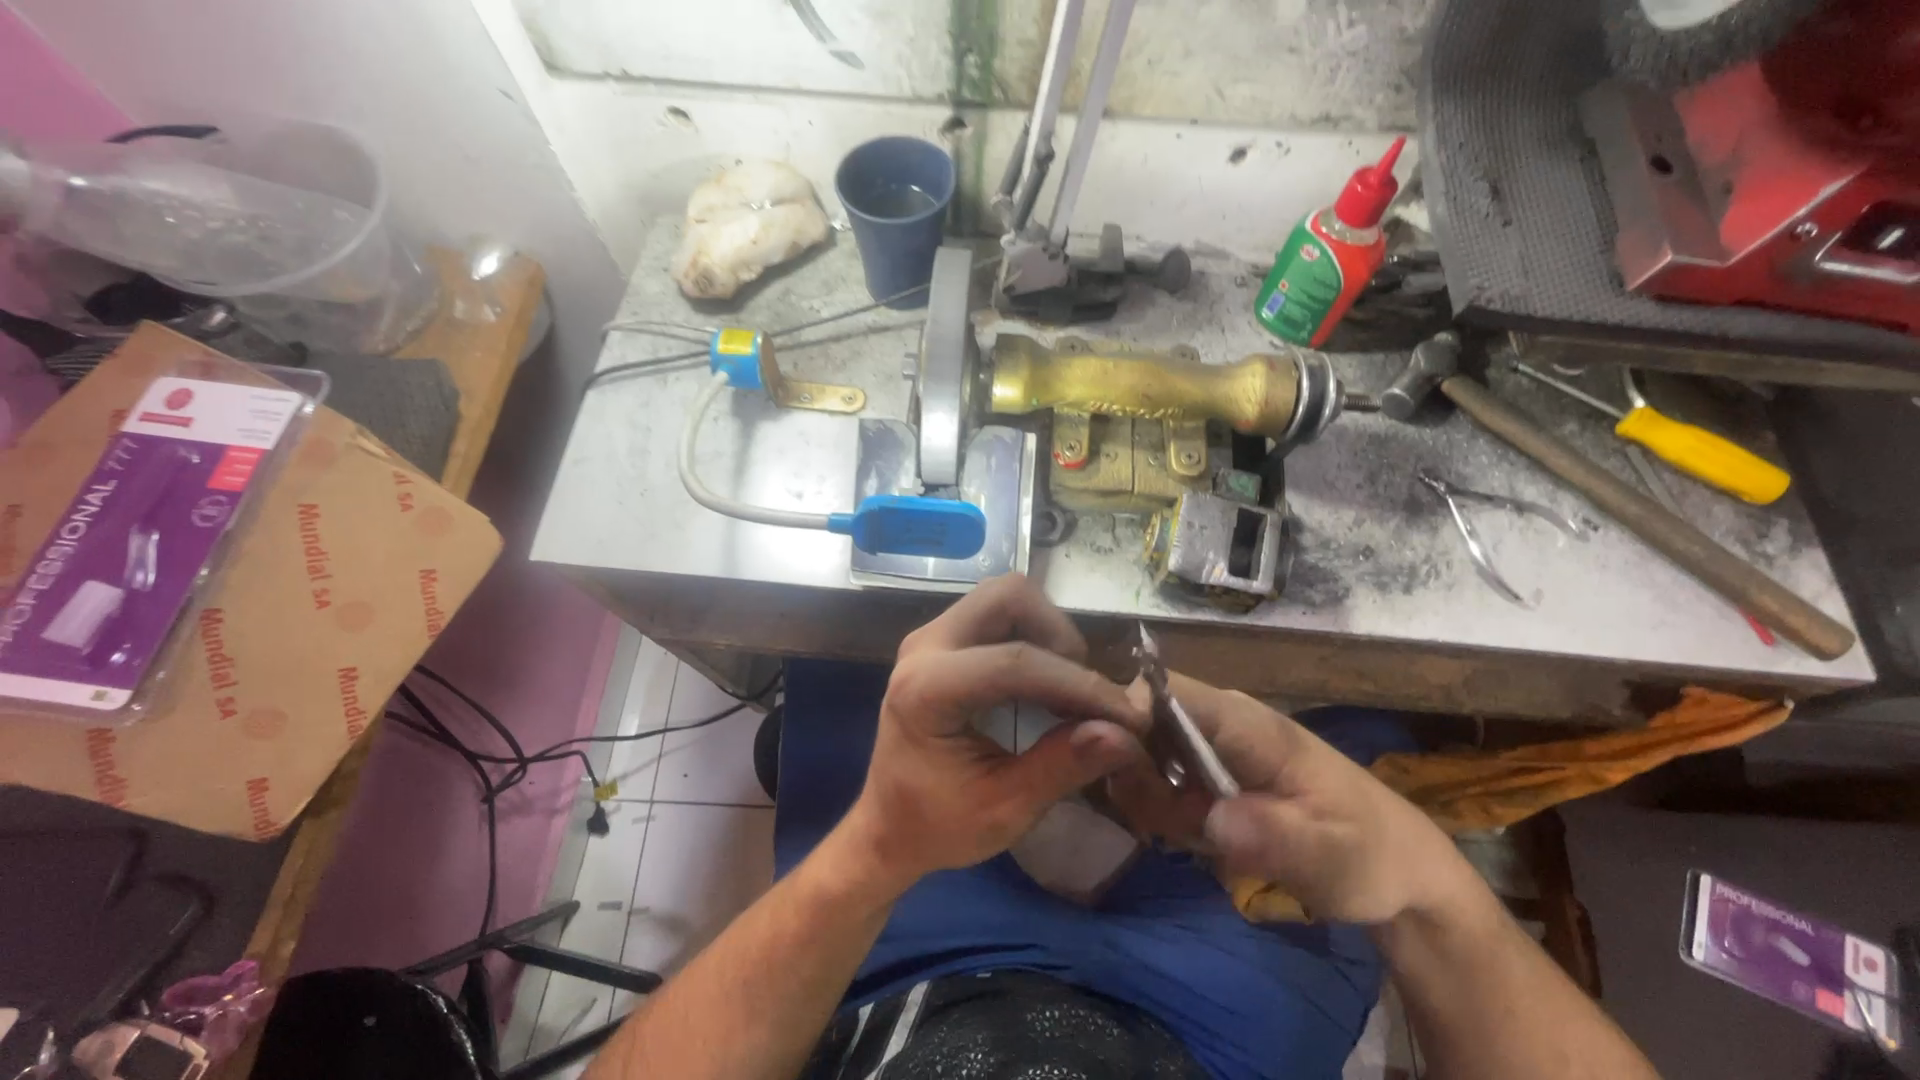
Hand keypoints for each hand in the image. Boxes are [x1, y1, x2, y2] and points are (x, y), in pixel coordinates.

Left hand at [837, 575, 1147, 888]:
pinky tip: (1047, 687)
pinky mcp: (944, 641)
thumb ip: (1061, 767)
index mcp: (926, 691)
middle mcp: (925, 647)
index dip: (1081, 686)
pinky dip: (1035, 639)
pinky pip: (999, 615)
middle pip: (1009, 597)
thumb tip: (1125, 735)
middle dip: (1060, 637)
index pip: (1016, 663)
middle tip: (1082, 694)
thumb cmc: (937, 825)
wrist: (888, 826)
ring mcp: (932, 638)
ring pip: (1007, 597)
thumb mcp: (1004, 810)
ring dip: (1049, 634)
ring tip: (1067, 691)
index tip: (1128, 719)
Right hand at [1109, 674, 1476, 924]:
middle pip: (1139, 719)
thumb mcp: (1334, 859)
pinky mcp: (1210, 774)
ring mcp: (1213, 748)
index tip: (1108, 767)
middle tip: (1165, 822)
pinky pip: (1159, 778)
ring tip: (1188, 835)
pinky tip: (1191, 836)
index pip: (1162, 690)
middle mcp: (1221, 723)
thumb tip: (1214, 818)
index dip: (1120, 715)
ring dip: (1146, 795)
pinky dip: (1160, 808)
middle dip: (1130, 769)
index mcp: (1248, 724)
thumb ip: (1276, 839)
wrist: (1400, 873)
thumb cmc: (1371, 857)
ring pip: (1141, 751)